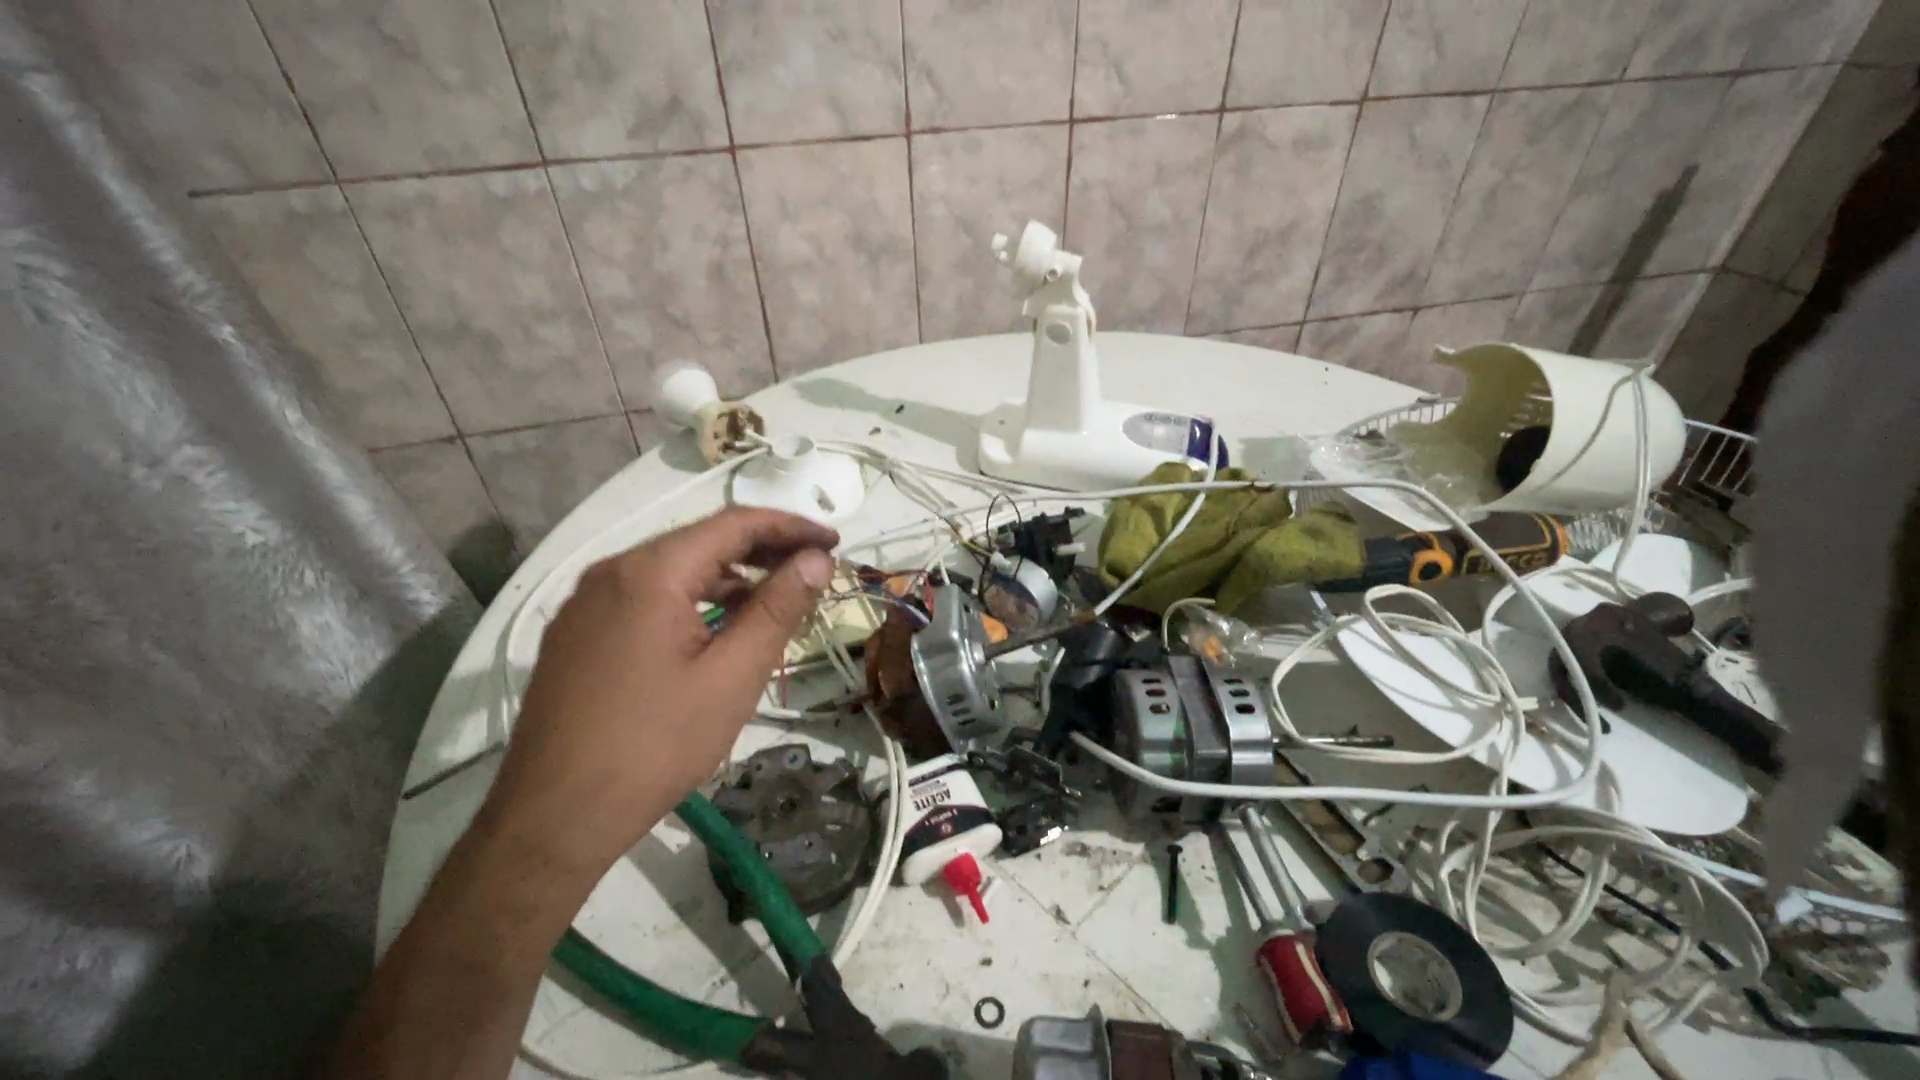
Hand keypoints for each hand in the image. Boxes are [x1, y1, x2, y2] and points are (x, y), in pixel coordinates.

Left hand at [480, 507, 837, 874]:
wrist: (553, 815)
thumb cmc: (655, 745)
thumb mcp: (732, 677)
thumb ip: (776, 609)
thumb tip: (815, 560)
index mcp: (650, 572)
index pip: (733, 524)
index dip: (790, 528)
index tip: (833, 544)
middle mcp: (610, 570)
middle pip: (698, 540)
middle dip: (761, 550)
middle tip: (811, 571)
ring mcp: (585, 602)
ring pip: (670, 569)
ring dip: (725, 577)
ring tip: (771, 601)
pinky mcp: (575, 632)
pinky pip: (643, 596)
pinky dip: (689, 599)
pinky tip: (712, 630)